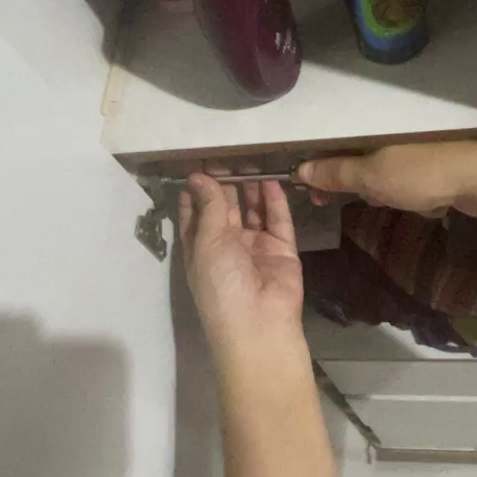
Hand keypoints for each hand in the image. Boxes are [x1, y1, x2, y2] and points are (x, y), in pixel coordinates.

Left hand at [179, 171, 303, 350]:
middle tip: (229, 154)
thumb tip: (198, 177)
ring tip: (251, 161)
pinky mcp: (281, 250)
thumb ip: (208, 206)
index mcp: (200, 247)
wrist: (258, 323)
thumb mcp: (207, 241)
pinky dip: (275, 202)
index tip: (199, 162)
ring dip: (250, 188)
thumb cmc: (221, 283)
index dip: (196, 189)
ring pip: (252, 210)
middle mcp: (227, 245)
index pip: (195, 213)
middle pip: (225, 207)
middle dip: (226, 183)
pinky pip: (278, 220)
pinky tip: (271, 181)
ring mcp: (255, 247)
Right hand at [296, 142, 476, 217]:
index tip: (315, 198)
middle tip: (368, 202)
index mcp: (372, 136)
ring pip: (384, 180)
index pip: (334, 151)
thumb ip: (336, 173)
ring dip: (386, 195)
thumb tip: (300, 169)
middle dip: (358, 188)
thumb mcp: (371, 176)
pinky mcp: (434, 173)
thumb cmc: (420, 176)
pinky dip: (413, 199)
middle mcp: (390, 141)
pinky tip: (427, 206)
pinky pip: (410, 189)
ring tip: (399, 203)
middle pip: (358, 166)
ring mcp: (414, 157)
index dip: (319, 173)